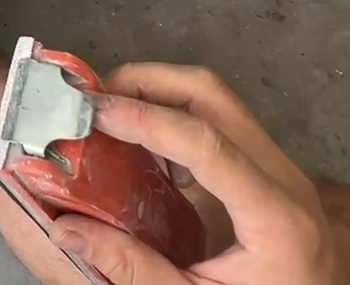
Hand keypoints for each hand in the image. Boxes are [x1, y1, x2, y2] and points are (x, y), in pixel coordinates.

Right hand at [51, 64, 343, 284]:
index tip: (94, 113)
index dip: (146, 119)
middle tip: (94, 103)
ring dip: (153, 91)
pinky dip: (166, 112)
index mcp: (279, 220)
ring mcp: (277, 167)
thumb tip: (64, 229)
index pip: (207, 142)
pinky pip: (210, 115)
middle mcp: (285, 179)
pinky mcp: (262, 165)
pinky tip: (135, 140)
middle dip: (144, 84)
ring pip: (210, 94)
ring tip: (107, 114)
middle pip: (209, 94)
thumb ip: (133, 268)